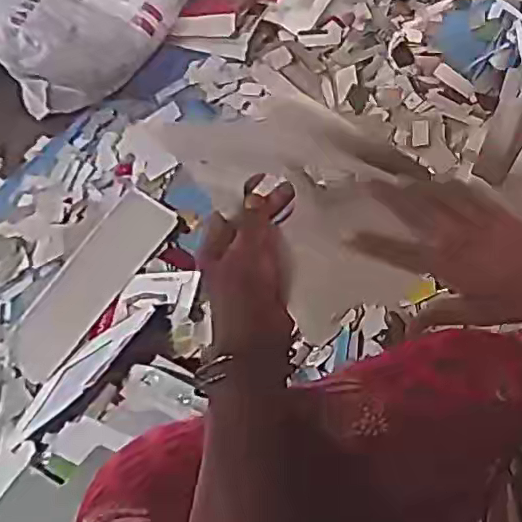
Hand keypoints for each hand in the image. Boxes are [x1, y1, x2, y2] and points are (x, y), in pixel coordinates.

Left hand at [199, 175, 296, 361]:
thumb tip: (257, 194)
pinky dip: (291, 244)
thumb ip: (252, 224)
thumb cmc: (245, 299)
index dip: (247, 195)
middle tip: (294, 192)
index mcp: (215, 248)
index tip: (271, 178)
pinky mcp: (271, 282)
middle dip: (268, 208)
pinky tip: (306, 237)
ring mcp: (251, 270)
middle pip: (249, 224)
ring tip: (303, 209)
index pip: (230, 211)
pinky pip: (281, 255)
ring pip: (266, 239)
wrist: (259, 343)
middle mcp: (230, 257)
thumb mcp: (247, 255)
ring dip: (282, 226)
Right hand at [346, 178, 521, 329]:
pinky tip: (445, 178)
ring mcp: (479, 221)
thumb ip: (443, 314)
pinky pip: (470, 192)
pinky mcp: (498, 212)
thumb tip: (408, 324)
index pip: (402, 253)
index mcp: (450, 266)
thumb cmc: (521, 302)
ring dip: (417, 185)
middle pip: (416, 212)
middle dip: (389, 196)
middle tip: (365, 181)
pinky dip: (454, 184)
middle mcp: (458, 238)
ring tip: (398, 175)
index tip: (348, 234)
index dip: (374, 244)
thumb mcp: (480, 314)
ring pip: (440, 196)